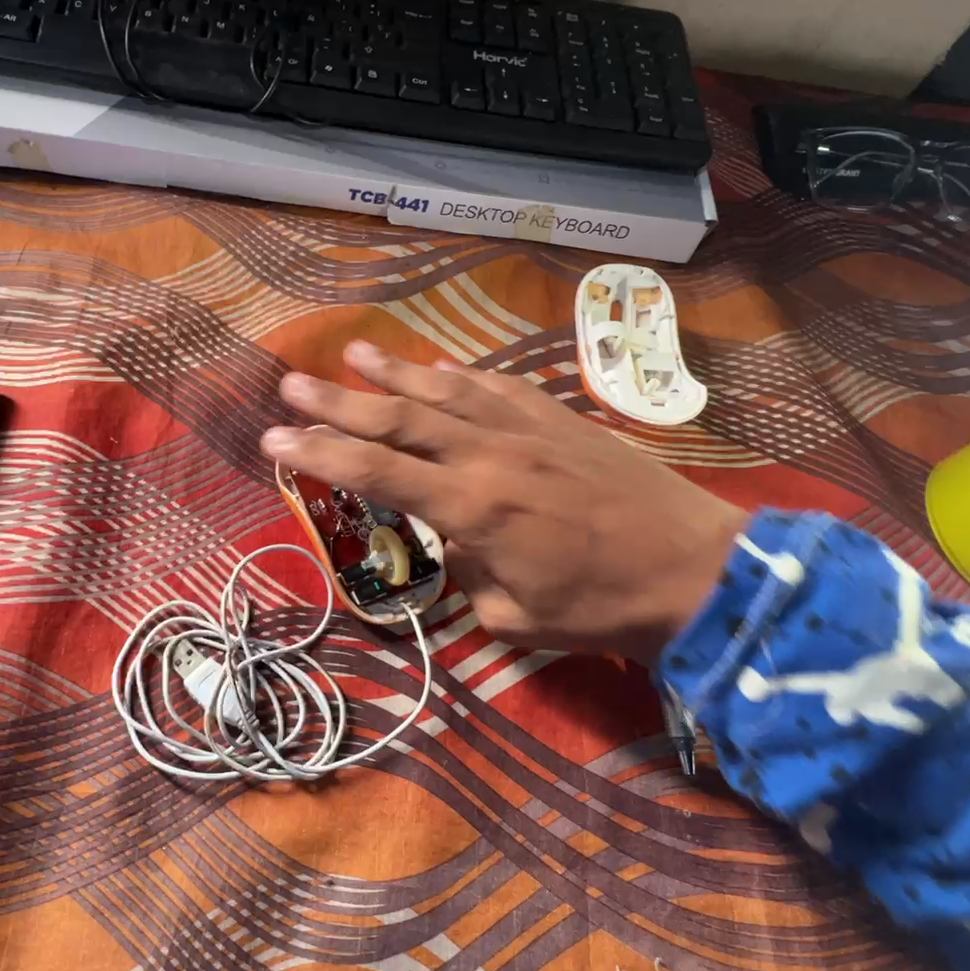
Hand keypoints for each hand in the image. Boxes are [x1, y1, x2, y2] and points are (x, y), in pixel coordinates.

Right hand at [261, 342, 745, 663]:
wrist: (696, 571)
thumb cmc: (599, 609)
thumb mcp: (510, 616)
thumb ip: (465, 572)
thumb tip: (450, 537)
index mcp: (472, 508)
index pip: (376, 472)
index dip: (318, 454)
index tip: (274, 440)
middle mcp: (488, 454)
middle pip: (398, 418)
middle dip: (337, 402)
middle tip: (290, 384)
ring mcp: (525, 428)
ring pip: (444, 390)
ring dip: (392, 372)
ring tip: (350, 354)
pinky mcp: (558, 419)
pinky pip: (496, 386)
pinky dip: (458, 374)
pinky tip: (436, 365)